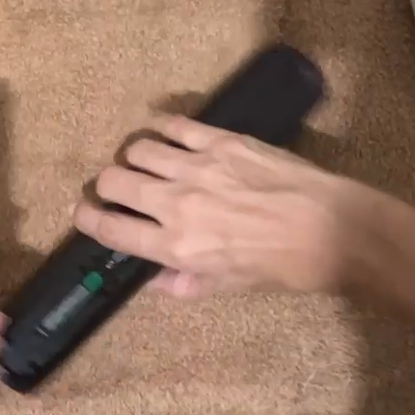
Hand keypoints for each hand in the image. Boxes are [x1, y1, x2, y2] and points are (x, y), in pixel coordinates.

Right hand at [73, 114, 363, 297]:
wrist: (331, 229)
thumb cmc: (283, 266)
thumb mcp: (230, 287)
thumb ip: (185, 284)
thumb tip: (155, 280)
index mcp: (176, 247)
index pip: (111, 230)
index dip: (87, 219)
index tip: (82, 214)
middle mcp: (176, 204)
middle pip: (114, 182)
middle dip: (104, 185)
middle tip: (114, 188)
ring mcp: (197, 168)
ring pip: (138, 149)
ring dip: (132, 157)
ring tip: (142, 162)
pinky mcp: (220, 141)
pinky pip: (175, 126)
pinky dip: (162, 129)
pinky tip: (165, 135)